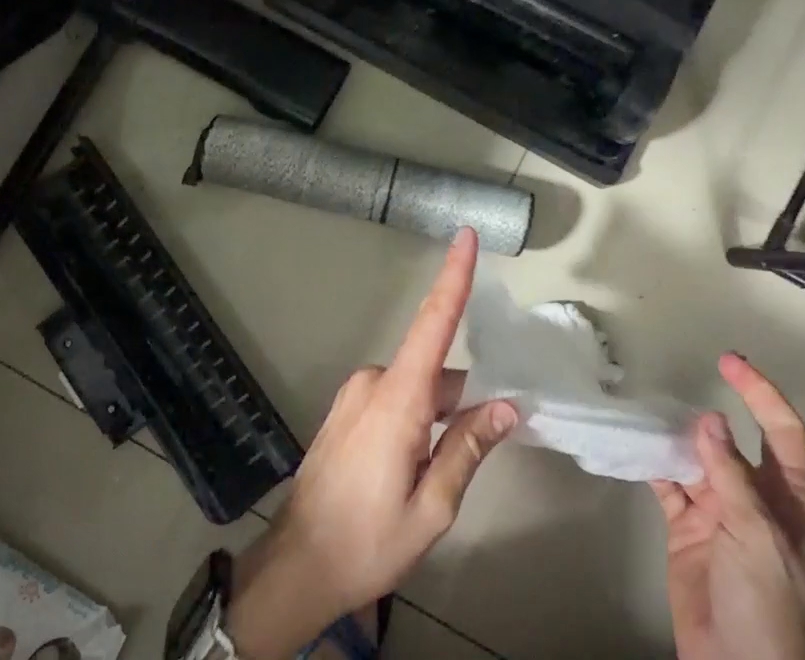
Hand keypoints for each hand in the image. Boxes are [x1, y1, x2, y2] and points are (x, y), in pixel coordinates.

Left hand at [226, 228, 517, 659]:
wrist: (297, 568)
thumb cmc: (369, 542)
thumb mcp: (433, 507)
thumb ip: (468, 448)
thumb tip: (507, 405)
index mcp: (397, 400)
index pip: (432, 325)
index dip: (452, 279)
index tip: (465, 237)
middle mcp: (372, 384)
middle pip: (434, 372)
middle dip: (458, 404)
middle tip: (460, 464)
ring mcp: (352, 397)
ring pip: (415, 390)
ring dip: (434, 420)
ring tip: (426, 483)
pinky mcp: (343, 412)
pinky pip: (393, 399)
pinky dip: (413, 421)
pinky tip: (406, 471)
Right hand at [650, 353, 804, 659]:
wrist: (734, 659)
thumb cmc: (763, 597)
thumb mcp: (755, 534)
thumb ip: (730, 476)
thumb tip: (709, 420)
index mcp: (787, 498)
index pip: (782, 432)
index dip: (761, 395)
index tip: (731, 363)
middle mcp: (752, 497)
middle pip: (734, 441)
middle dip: (717, 409)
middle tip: (688, 374)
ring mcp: (717, 511)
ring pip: (696, 459)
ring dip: (677, 437)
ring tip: (653, 411)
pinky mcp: (686, 527)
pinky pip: (668, 486)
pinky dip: (652, 465)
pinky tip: (635, 446)